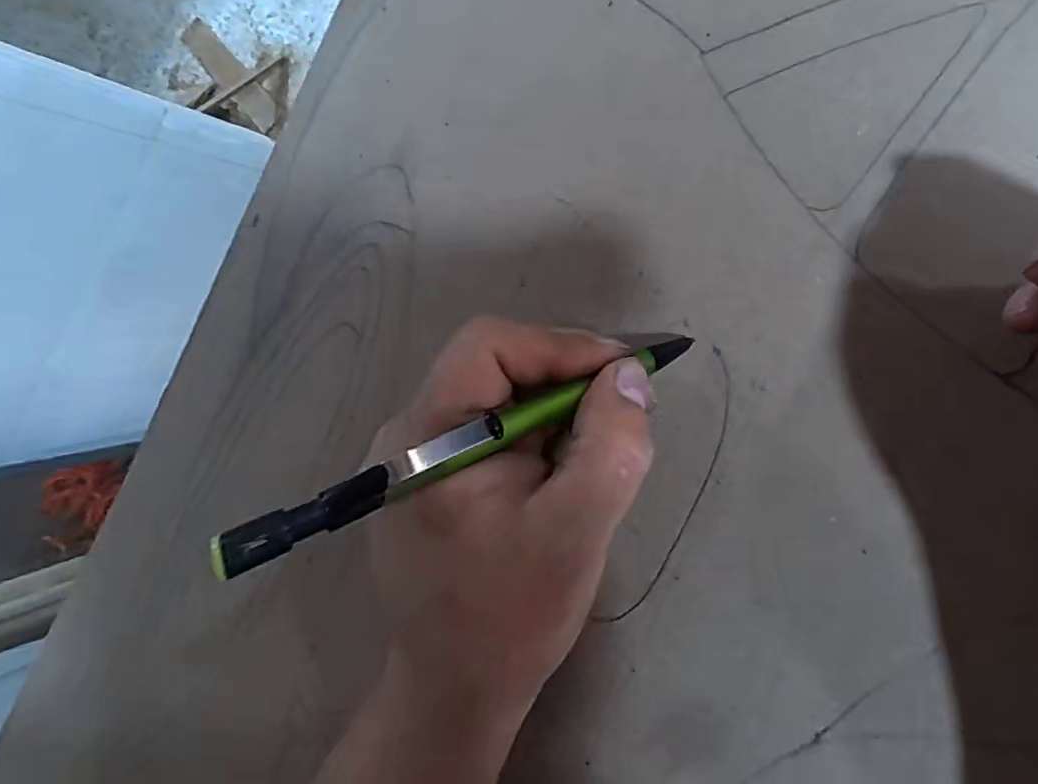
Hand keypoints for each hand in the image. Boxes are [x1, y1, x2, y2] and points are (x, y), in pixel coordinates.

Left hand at [314, 318, 655, 783]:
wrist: (455, 692)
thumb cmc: (511, 618)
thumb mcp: (576, 531)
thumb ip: (611, 446)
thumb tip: (628, 375)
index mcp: (425, 437)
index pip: (489, 346)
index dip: (559, 346)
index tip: (619, 372)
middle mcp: (409, 432)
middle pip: (494, 364)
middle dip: (564, 376)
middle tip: (619, 404)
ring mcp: (418, 452)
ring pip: (499, 393)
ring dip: (557, 405)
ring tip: (598, 441)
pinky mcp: (435, 471)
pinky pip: (494, 423)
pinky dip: (540, 430)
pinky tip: (565, 465)